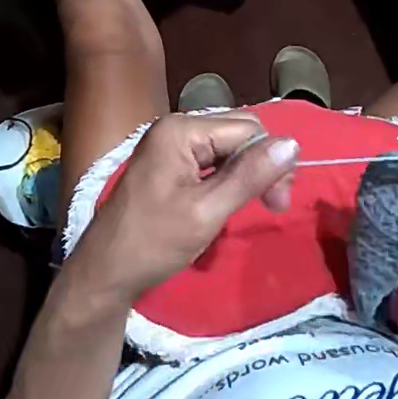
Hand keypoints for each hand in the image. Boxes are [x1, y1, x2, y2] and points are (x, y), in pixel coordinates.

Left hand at [63, 113, 299, 310]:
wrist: (104, 272)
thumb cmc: (153, 243)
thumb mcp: (207, 211)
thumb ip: (249, 176)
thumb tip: (293, 144)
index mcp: (181, 130)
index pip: (248, 129)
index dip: (272, 161)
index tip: (279, 203)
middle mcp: (176, 126)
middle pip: (240, 132)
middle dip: (263, 165)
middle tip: (272, 205)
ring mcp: (171, 143)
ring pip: (229, 146)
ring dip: (248, 173)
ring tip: (257, 204)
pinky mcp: (170, 161)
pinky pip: (213, 158)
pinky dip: (229, 177)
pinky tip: (232, 199)